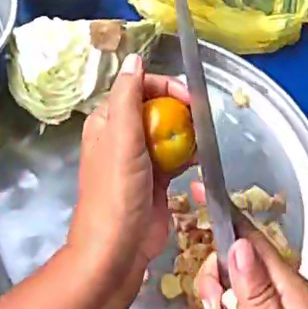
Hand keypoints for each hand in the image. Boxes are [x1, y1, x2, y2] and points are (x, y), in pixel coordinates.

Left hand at [70, 55, 191, 281]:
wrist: (117, 250)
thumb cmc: (117, 192)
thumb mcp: (121, 136)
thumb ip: (128, 95)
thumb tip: (134, 58)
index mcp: (107, 122)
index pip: (137, 86)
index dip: (163, 85)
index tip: (187, 97)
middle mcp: (121, 136)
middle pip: (155, 106)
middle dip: (178, 106)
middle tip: (197, 117)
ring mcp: (139, 159)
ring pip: (167, 130)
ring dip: (185, 129)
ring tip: (200, 136)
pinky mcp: (156, 179)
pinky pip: (175, 155)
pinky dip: (188, 152)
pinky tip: (199, 157)